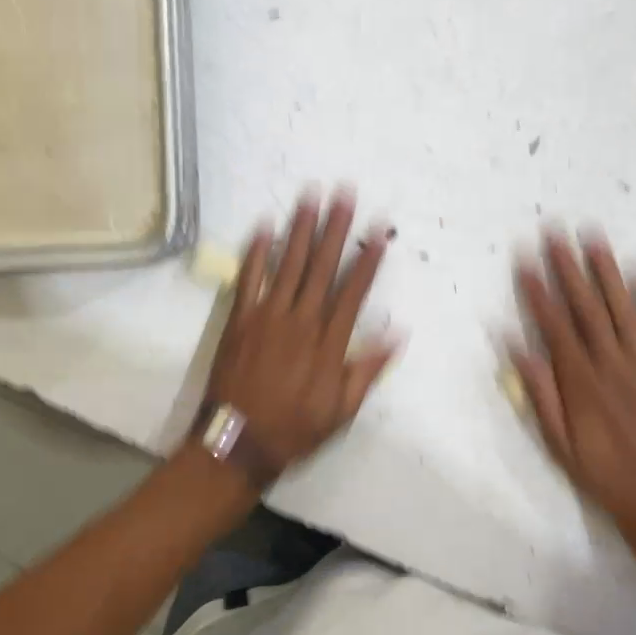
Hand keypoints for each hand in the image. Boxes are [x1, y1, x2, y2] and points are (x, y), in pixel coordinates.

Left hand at [205, 187, 398, 479]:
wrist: (238, 441)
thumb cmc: (295, 428)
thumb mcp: (341, 410)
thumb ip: (368, 370)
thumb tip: (398, 335)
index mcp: (328, 342)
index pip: (354, 291)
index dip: (368, 260)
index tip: (379, 232)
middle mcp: (301, 319)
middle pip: (322, 266)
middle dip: (336, 227)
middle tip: (344, 193)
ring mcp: (268, 314)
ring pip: (289, 263)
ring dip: (301, 227)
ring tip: (310, 195)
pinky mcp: (240, 317)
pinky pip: (250, 277)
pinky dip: (257, 251)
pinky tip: (263, 226)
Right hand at [511, 229, 635, 547]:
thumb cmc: (603, 474)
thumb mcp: (559, 443)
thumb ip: (541, 393)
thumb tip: (517, 348)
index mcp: (583, 382)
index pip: (556, 326)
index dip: (539, 292)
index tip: (526, 262)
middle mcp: (614, 366)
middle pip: (588, 309)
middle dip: (569, 269)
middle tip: (556, 235)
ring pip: (626, 312)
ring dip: (609, 274)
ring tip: (596, 241)